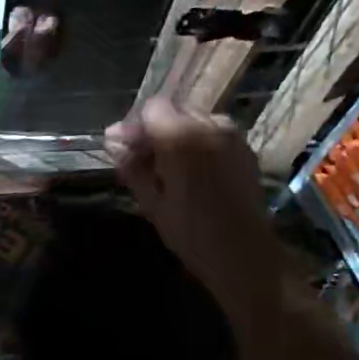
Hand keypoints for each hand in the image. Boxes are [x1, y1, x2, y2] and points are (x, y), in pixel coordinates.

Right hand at [104, 99, 276, 295]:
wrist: (242, 251)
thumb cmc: (189, 231)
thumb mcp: (151, 201)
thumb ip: (132, 164)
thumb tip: (113, 139)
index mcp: (181, 137)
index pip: (152, 108)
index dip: (137, 127)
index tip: (129, 152)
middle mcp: (209, 125)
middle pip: (175, 112)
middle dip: (158, 132)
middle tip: (146, 165)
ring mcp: (232, 135)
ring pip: (196, 122)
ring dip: (180, 138)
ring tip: (173, 172)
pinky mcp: (245, 148)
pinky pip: (215, 135)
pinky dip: (201, 146)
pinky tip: (196, 175)